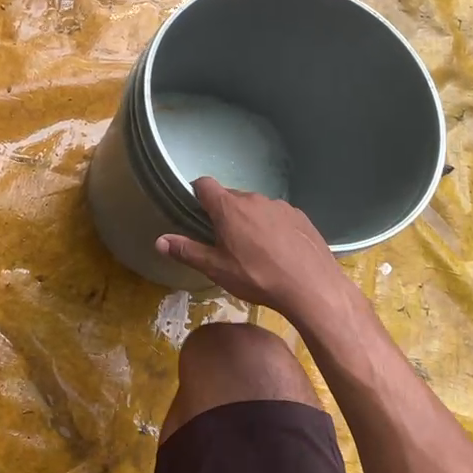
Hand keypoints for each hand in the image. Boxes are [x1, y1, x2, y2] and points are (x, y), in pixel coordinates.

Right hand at [156, 178, 356, 324]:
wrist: (313, 288)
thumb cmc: (258, 278)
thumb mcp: (217, 269)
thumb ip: (187, 251)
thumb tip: (159, 241)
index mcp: (229, 208)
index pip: (204, 184)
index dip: (196, 193)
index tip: (195, 210)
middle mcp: (254, 199)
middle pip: (230, 197)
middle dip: (223, 212)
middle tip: (223, 240)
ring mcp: (280, 206)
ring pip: (256, 207)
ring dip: (249, 220)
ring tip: (253, 250)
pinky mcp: (301, 217)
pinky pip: (278, 216)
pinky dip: (272, 227)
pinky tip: (278, 252)